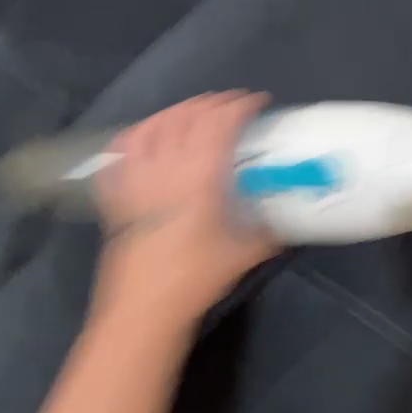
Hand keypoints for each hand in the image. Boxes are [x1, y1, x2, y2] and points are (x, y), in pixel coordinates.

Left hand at [93, 92, 277, 317]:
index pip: (222, 122)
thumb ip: (271, 228)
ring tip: (197, 111)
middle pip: (190, 115)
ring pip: (156, 124)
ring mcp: (139, 177)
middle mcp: (168, 167)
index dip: (242, 106)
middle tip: (234, 106)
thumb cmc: (197, 278)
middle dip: (215, 103)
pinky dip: (140, 131)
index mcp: (202, 176)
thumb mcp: (246, 252)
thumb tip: (292, 217)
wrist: (143, 309)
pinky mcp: (118, 192)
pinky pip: (124, 149)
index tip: (258, 104)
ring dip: (180, 110)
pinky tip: (150, 130)